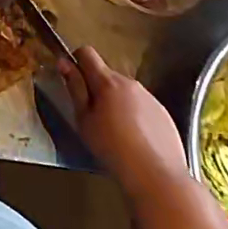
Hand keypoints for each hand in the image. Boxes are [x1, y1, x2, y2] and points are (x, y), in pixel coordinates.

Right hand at [57, 47, 190, 198]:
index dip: (76, 61)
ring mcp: (149, 96)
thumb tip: (64, 62)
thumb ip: (74, 88)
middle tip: (93, 117)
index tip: (73, 80)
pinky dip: (134, 115)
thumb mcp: (84, 121)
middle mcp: (130, 82)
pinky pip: (141, 105)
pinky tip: (135, 139)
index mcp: (107, 82)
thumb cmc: (112, 148)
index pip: (87, 53)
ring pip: (124, 91)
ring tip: (115, 132)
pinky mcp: (162, 111)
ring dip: (116, 102)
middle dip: (96, 88)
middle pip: (106, 75)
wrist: (157, 175)